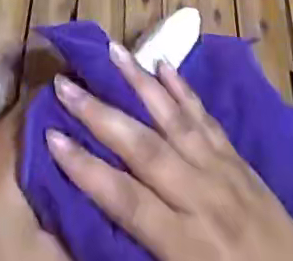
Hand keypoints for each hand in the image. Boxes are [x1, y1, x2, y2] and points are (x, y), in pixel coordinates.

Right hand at [45, 43, 292, 260]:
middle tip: (64, 83)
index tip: (51, 137)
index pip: (126, 199)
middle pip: (144, 148)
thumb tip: (95, 224)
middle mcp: (203, 198)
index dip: (86, 169)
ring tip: (113, 51)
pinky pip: (208, 120)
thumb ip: (141, 249)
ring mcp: (225, 174)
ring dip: (141, 83)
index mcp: (186, 243)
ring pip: (176, 119)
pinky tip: (164, 64)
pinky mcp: (242, 162)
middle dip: (100, 114)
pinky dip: (185, 90)